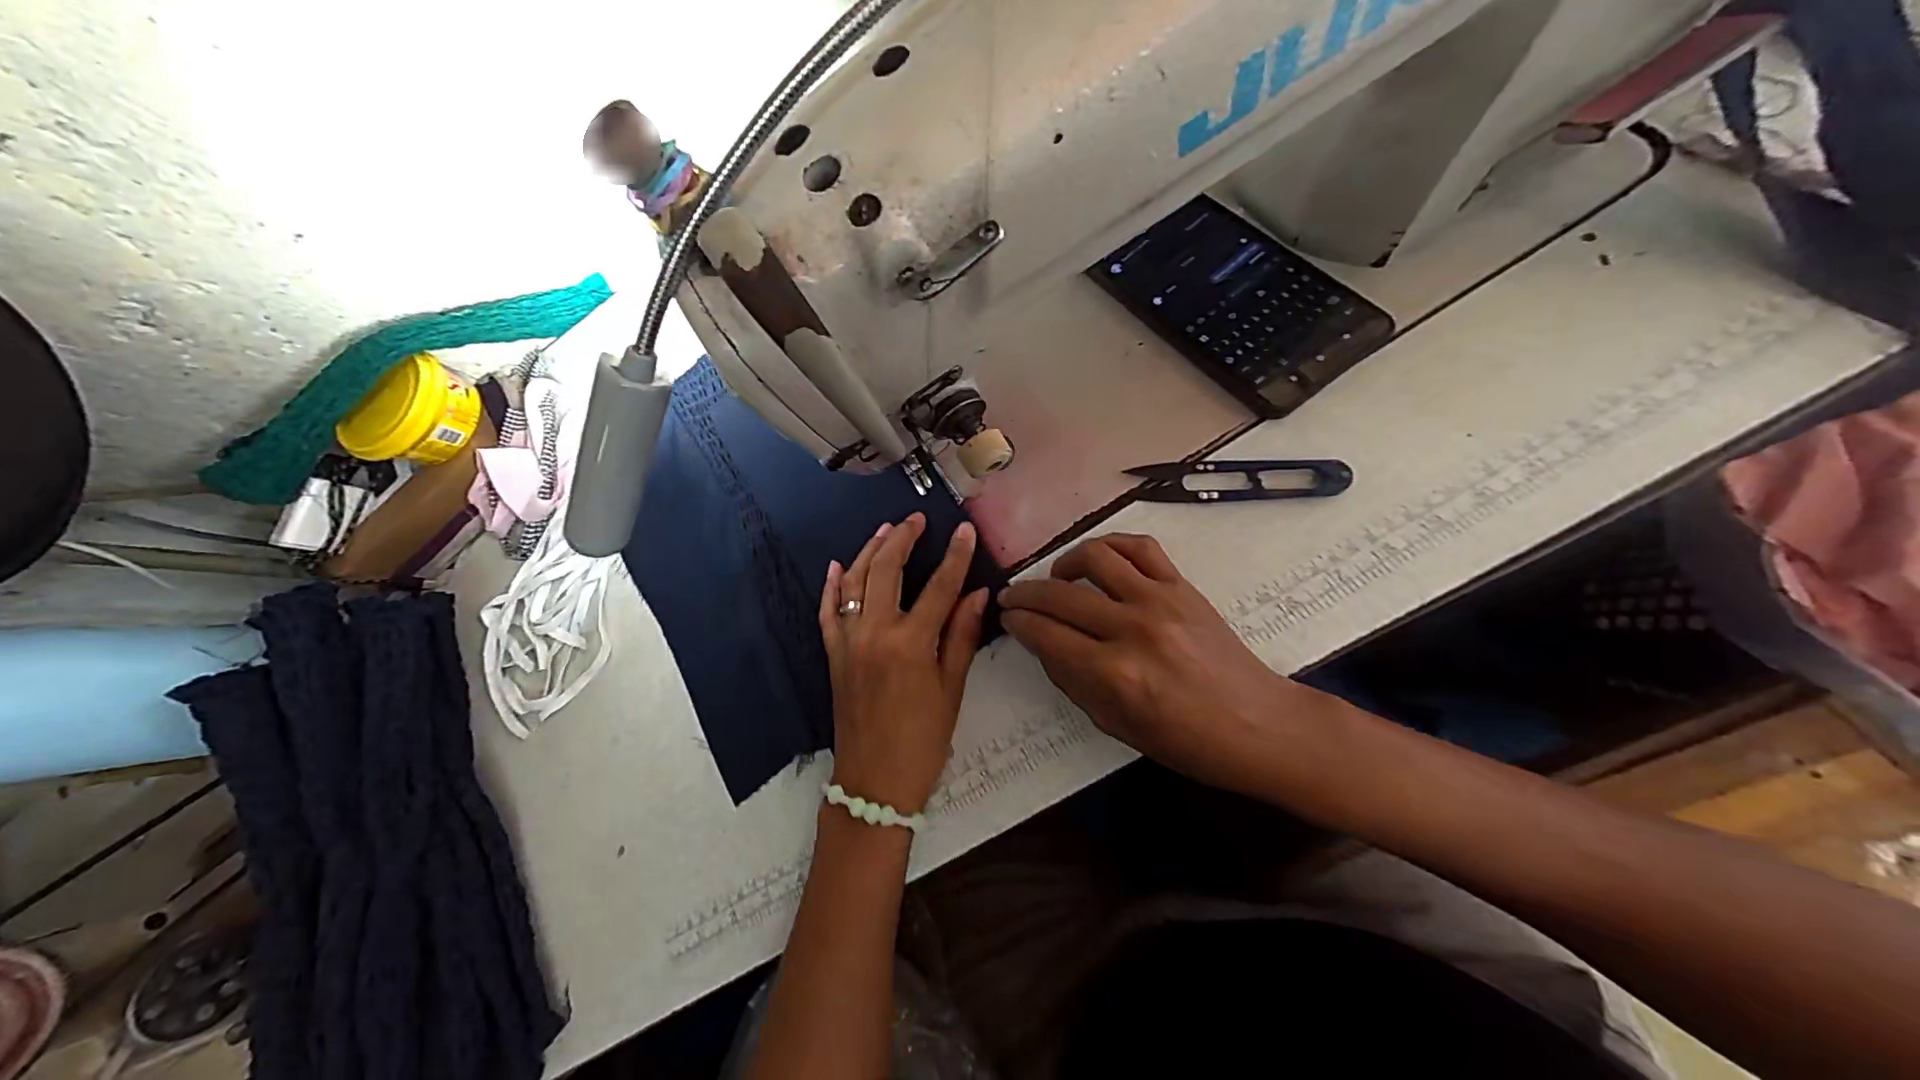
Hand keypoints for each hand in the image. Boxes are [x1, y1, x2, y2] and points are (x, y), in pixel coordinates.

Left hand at [820, 513, 989, 814]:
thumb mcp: (952, 689)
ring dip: (870, 552)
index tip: (964, 530)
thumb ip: (962, 636)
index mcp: (911, 643)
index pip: (939, 586)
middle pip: (887, 570)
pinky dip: (832, 586)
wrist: (874, 782)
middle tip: (917, 520)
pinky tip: (840, 565)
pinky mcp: (833, 655)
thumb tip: (979, 593)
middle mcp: (875, 634)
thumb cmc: (922, 740)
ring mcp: (848, 642)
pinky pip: (828, 611)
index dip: (955, 556)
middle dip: (903, 539)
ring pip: (855, 583)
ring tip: (886, 530)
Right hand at [999, 534, 1331, 793]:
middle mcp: (1133, 629)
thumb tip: (1043, 644)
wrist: (1259, 725)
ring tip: (1057, 578)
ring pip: (1095, 557)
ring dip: (1064, 563)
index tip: (1006, 617)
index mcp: (1114, 674)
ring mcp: (1161, 600)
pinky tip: (1100, 559)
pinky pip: (1140, 547)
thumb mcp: (1117, 726)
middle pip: (1060, 596)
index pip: (1046, 634)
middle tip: (1012, 598)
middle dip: (1025, 594)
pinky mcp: (1183, 586)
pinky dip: (1111, 545)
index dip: (1017, 622)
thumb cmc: (1187, 741)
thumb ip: (1074, 682)